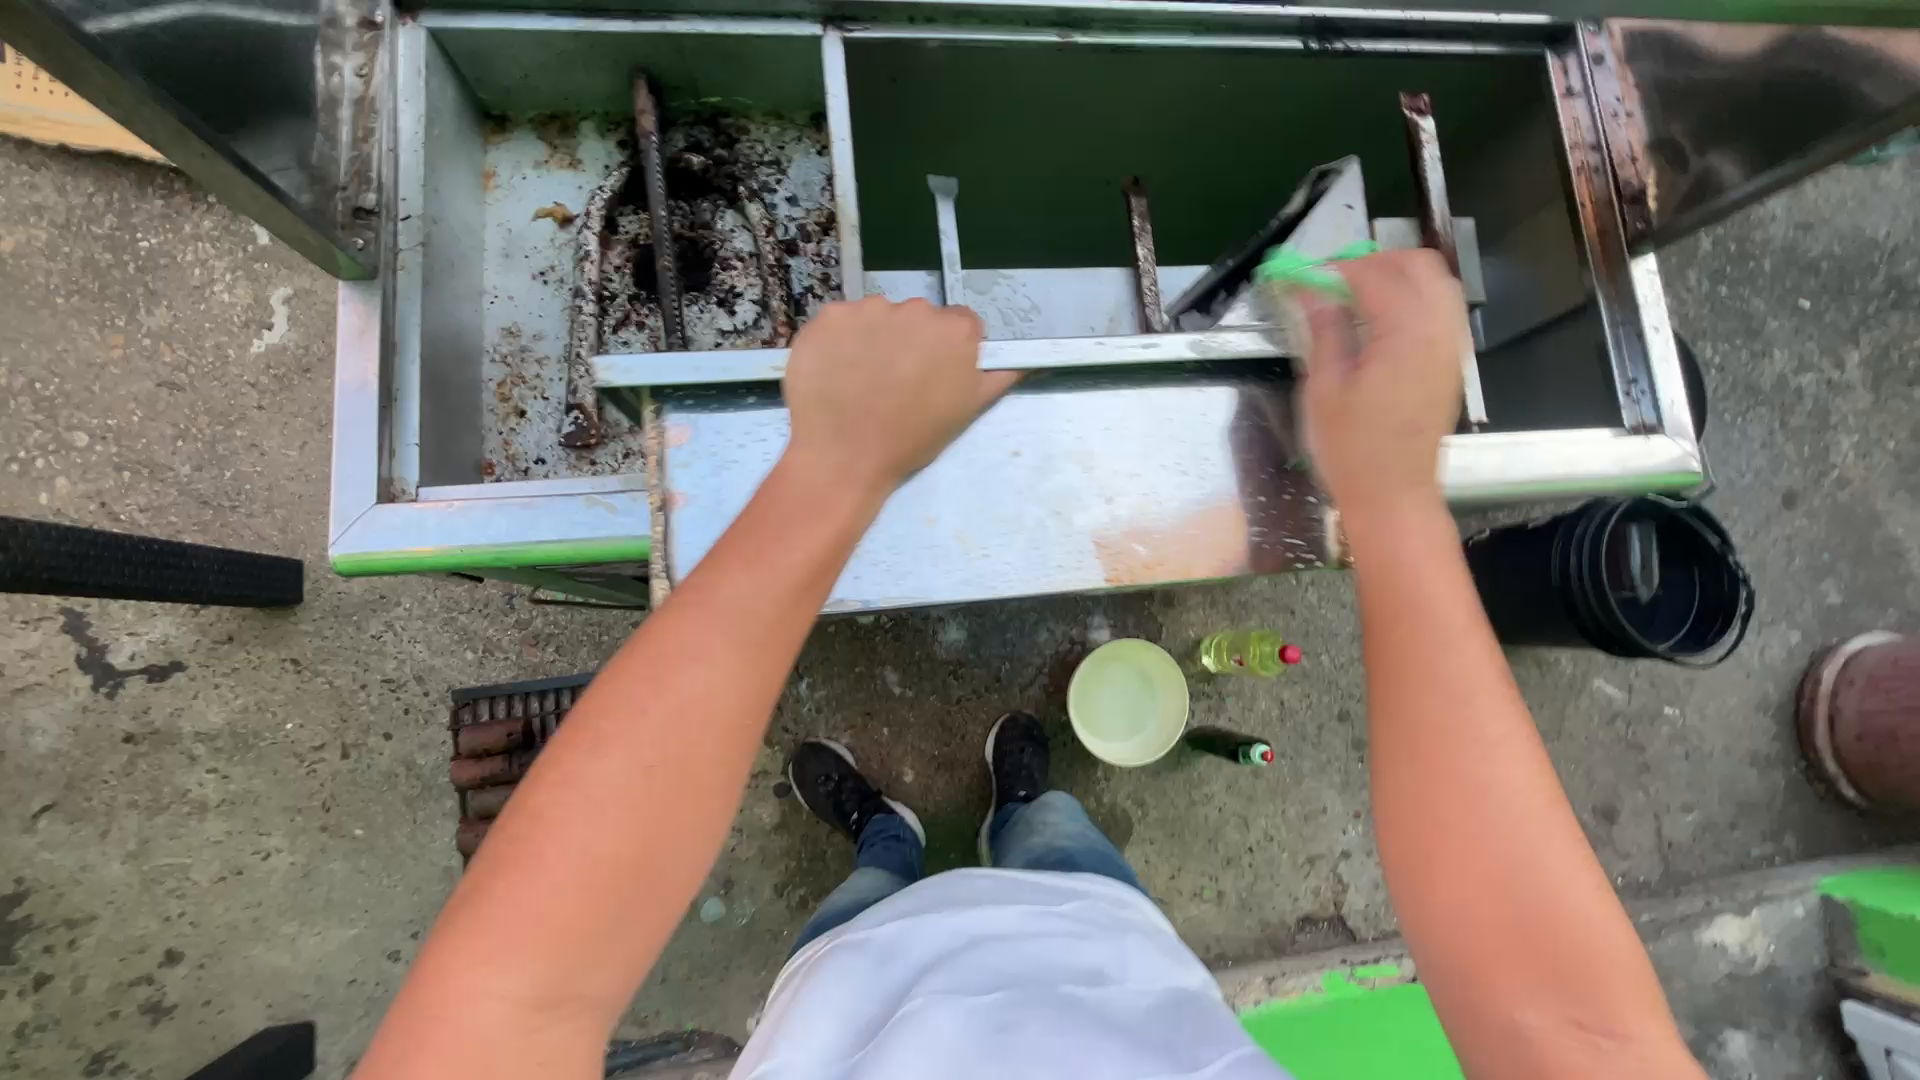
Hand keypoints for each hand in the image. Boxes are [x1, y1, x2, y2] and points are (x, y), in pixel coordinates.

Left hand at [782, 296, 1015, 494]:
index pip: (961, 324)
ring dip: (875, 339)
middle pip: (919, 317)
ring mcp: (869, 309)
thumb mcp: (966, 412)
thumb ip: (996, 378)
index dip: (949, 350)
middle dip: (912, 342)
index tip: (935, 374)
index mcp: (955, 330)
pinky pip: (842, 321)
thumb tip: (1024, 360)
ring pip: (879, 317)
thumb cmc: (911, 439)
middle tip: (897, 382)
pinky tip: (837, 372)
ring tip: (863, 381)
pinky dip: (841, 341)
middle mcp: (916, 308)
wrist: (844, 456)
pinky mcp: (831, 316)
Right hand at [1288, 250, 1465, 519]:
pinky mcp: (1449, 361)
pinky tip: (1378, 320)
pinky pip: (1440, 308)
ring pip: (1435, 282)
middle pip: (1416, 265)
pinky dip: (1411, 298)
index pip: (1373, 275)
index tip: (1300, 276)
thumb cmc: (1350, 448)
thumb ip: (1324, 330)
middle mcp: (1438, 329)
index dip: (1334, 268)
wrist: (1393, 493)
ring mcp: (1450, 345)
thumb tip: (1312, 291)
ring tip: (1352, 296)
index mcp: (1405, 333)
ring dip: (1395, 276)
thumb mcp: (1324, 388)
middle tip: (1329, 280)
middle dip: (1371, 261)